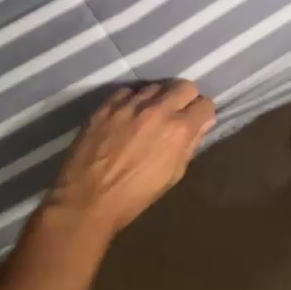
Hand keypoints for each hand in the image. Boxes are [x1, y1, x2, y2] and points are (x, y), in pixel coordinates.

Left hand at [43, 80, 214, 238]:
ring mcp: (130, 106)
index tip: (196, 122)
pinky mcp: (105, 107)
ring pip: (156, 86)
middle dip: (186, 99)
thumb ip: (190, 144)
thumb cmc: (135, 195)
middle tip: (177, 114)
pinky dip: (132, 100)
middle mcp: (158, 110)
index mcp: (179, 130)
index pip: (205, 104)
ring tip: (149, 115)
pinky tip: (127, 115)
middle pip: (185, 86)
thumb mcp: (173, 175)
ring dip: (158, 99)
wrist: (85, 203)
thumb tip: (202, 124)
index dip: (203, 114)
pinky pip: (127, 92)